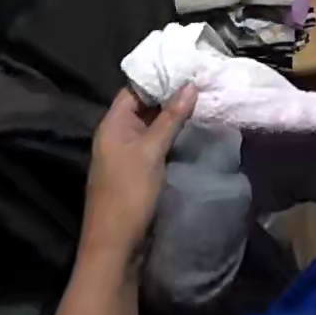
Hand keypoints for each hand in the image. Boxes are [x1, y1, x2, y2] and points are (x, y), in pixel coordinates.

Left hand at [82, 86, 196, 255]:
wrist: (115, 248)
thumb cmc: (128, 194)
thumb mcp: (151, 151)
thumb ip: (171, 117)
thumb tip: (191, 85)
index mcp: (112, 124)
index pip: (134, 88)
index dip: (158, 76)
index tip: (186, 66)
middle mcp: (117, 134)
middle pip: (144, 105)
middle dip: (170, 94)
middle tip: (201, 79)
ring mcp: (127, 153)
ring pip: (152, 124)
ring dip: (173, 114)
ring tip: (203, 97)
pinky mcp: (138, 169)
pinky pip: (156, 142)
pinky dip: (172, 133)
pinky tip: (194, 127)